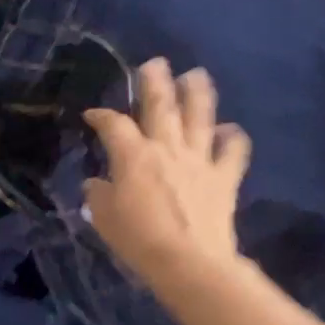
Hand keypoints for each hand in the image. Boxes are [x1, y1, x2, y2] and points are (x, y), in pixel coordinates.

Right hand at [82, 58, 251, 283]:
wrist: (190, 262)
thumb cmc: (137, 238)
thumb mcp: (102, 215)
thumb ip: (99, 193)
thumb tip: (100, 183)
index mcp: (133, 155)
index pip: (113, 124)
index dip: (101, 116)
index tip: (92, 115)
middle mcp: (167, 148)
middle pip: (160, 107)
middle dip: (155, 83)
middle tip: (155, 63)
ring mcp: (200, 161)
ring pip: (200, 118)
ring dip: (197, 95)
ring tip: (196, 76)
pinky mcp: (224, 178)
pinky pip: (232, 152)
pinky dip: (232, 138)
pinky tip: (229, 130)